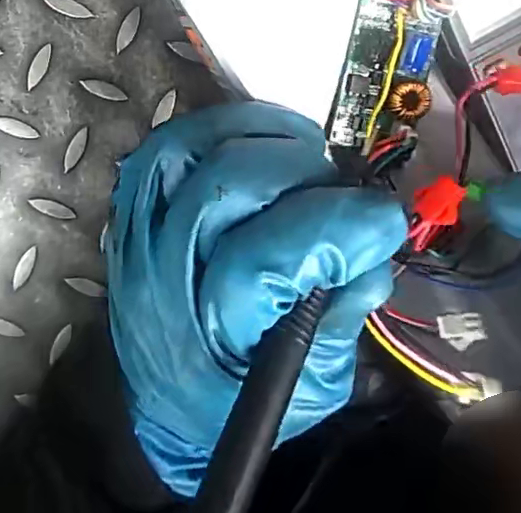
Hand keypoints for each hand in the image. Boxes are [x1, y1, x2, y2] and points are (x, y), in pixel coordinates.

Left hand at [106, 103, 406, 495]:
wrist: (163, 395)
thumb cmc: (238, 396)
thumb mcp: (310, 386)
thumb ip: (345, 314)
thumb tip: (376, 241)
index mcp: (211, 328)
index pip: (266, 256)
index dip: (337, 227)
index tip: (382, 221)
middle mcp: (165, 265)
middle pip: (231, 181)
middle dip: (305, 175)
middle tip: (340, 195)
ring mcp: (143, 222)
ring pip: (201, 142)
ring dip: (270, 138)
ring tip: (308, 162)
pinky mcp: (138, 195)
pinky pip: (181, 132)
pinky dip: (235, 124)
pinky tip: (270, 141)